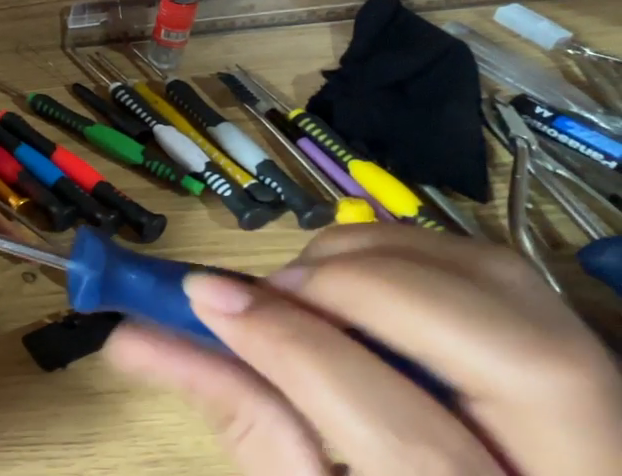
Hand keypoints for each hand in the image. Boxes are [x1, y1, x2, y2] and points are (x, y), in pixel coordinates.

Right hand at [105, 223, 621, 473]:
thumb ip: (237, 419)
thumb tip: (132, 336)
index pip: (407, 438)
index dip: (294, 348)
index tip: (202, 293)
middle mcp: (588, 475)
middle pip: (522, 359)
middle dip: (370, 290)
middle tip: (277, 285)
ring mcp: (605, 422)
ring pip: (514, 292)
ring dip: (387, 259)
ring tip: (310, 282)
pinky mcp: (588, 371)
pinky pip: (506, 275)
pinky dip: (415, 253)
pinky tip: (358, 283)